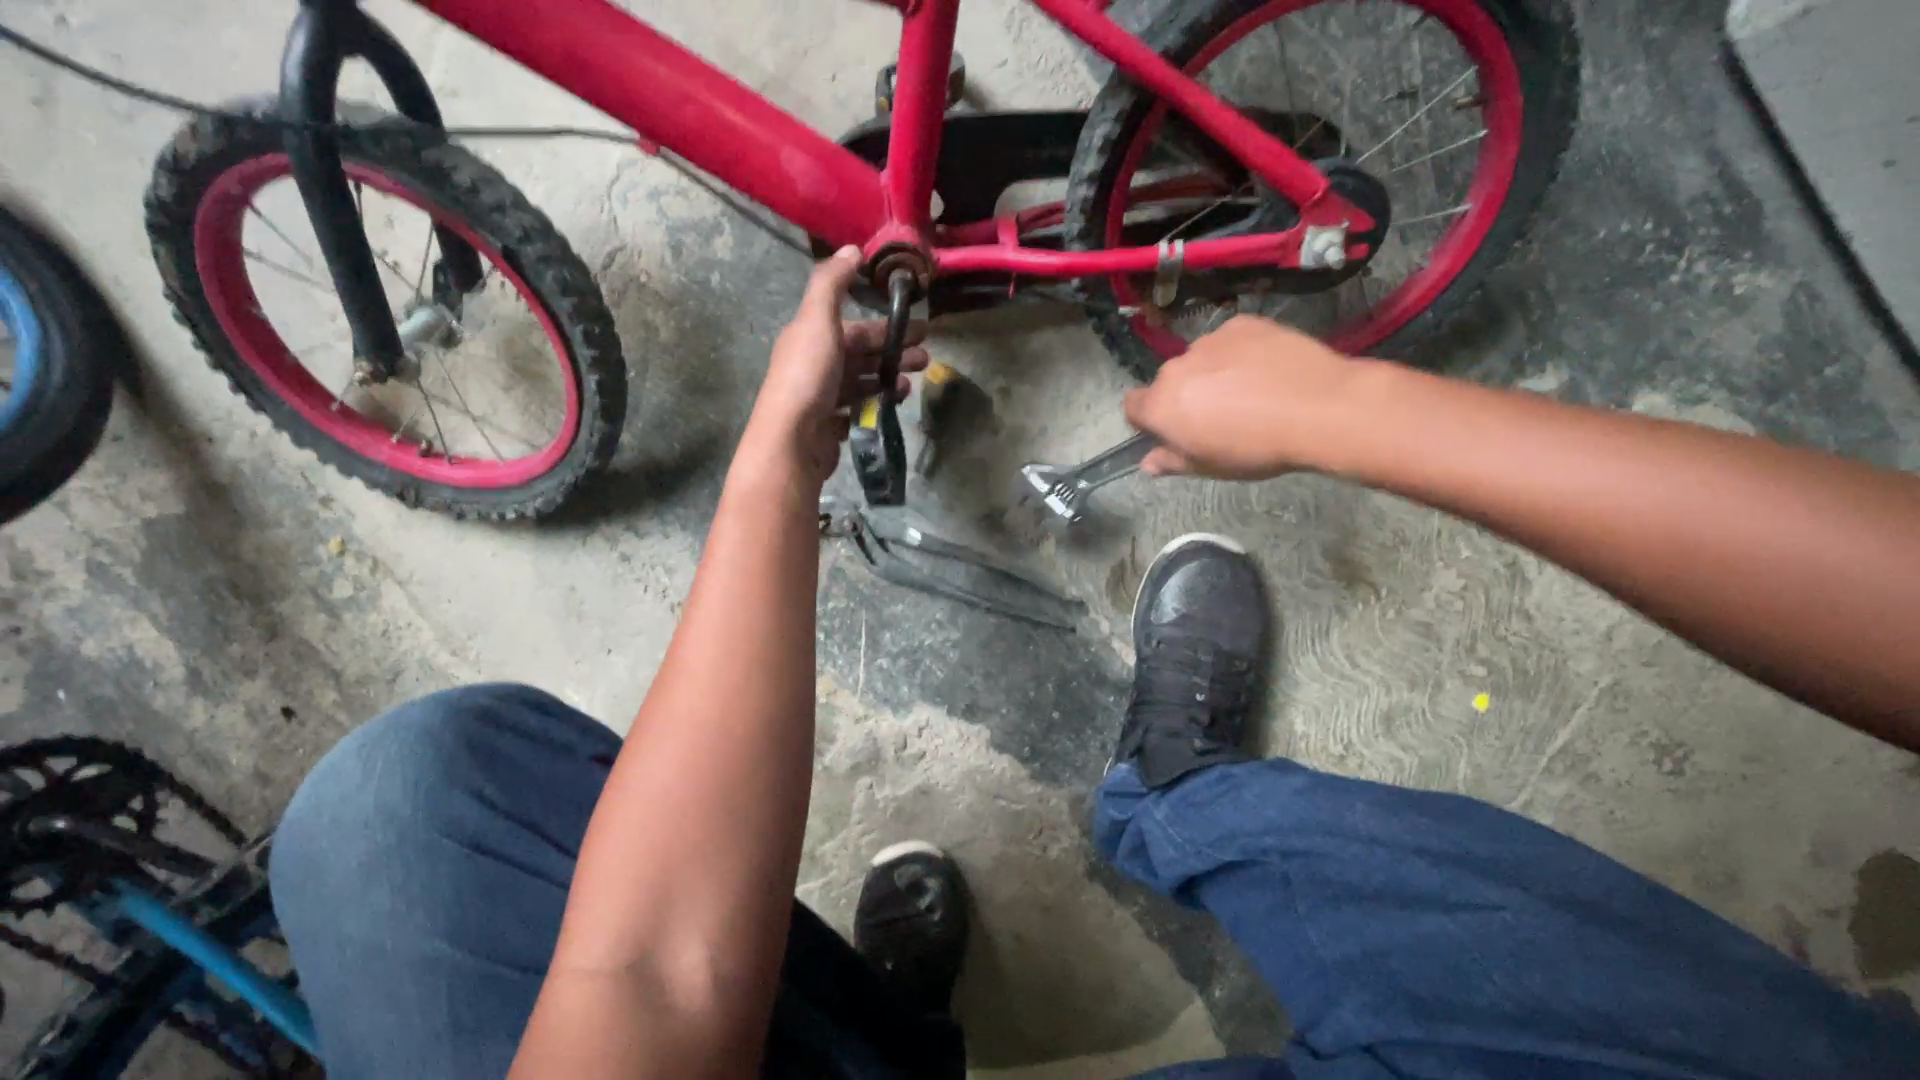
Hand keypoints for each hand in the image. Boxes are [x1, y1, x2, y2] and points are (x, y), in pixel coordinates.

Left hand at [746, 246, 928, 484]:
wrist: (790, 440)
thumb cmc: (808, 376)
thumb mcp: (818, 320)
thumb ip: (833, 284)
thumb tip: (853, 250)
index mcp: (811, 337)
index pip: (855, 328)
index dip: (886, 327)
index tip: (919, 329)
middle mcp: (814, 364)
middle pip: (861, 355)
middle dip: (894, 353)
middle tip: (926, 358)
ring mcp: (820, 398)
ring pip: (861, 383)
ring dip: (888, 379)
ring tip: (911, 385)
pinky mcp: (827, 427)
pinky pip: (856, 411)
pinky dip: (875, 405)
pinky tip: (892, 407)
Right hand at [1123, 315, 1371, 480]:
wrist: (1317, 408)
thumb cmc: (1256, 448)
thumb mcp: (1210, 467)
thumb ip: (1172, 462)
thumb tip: (1147, 462)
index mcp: (1161, 406)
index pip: (1132, 406)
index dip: (1149, 420)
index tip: (1173, 431)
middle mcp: (1176, 368)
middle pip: (1169, 382)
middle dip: (1185, 396)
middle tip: (1219, 415)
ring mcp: (1210, 341)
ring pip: (1200, 360)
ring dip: (1212, 373)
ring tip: (1250, 391)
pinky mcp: (1242, 324)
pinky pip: (1231, 340)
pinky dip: (1240, 353)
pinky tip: (1267, 370)